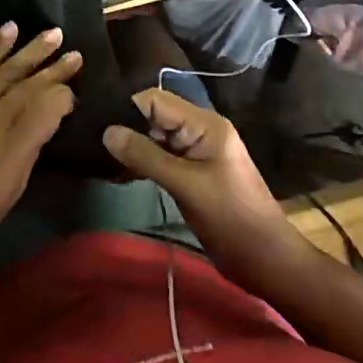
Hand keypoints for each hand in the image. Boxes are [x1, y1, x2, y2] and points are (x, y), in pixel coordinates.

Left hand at [0, 23, 80, 274]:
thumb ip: (31, 149)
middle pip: (21, 90)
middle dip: (51, 70)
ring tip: (53, 33)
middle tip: (76, 55)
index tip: (77, 90)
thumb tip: (53, 112)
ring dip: (28, 51)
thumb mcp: (10, 193)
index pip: (38, 113)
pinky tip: (9, 30)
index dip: (60, 97)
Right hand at [102, 88, 304, 278]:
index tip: (98, 126)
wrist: (267, 262)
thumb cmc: (230, 218)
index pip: (155, 100)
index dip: (127, 109)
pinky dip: (142, 162)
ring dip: (132, 147)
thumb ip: (145, 156)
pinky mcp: (191, 172)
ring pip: (155, 137)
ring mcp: (196, 152)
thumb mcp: (186, 185)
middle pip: (153, 116)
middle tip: (94, 145)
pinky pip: (161, 156)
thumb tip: (107, 132)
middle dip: (126, 128)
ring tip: (102, 159)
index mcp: (204, 124)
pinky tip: (120, 172)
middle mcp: (199, 130)